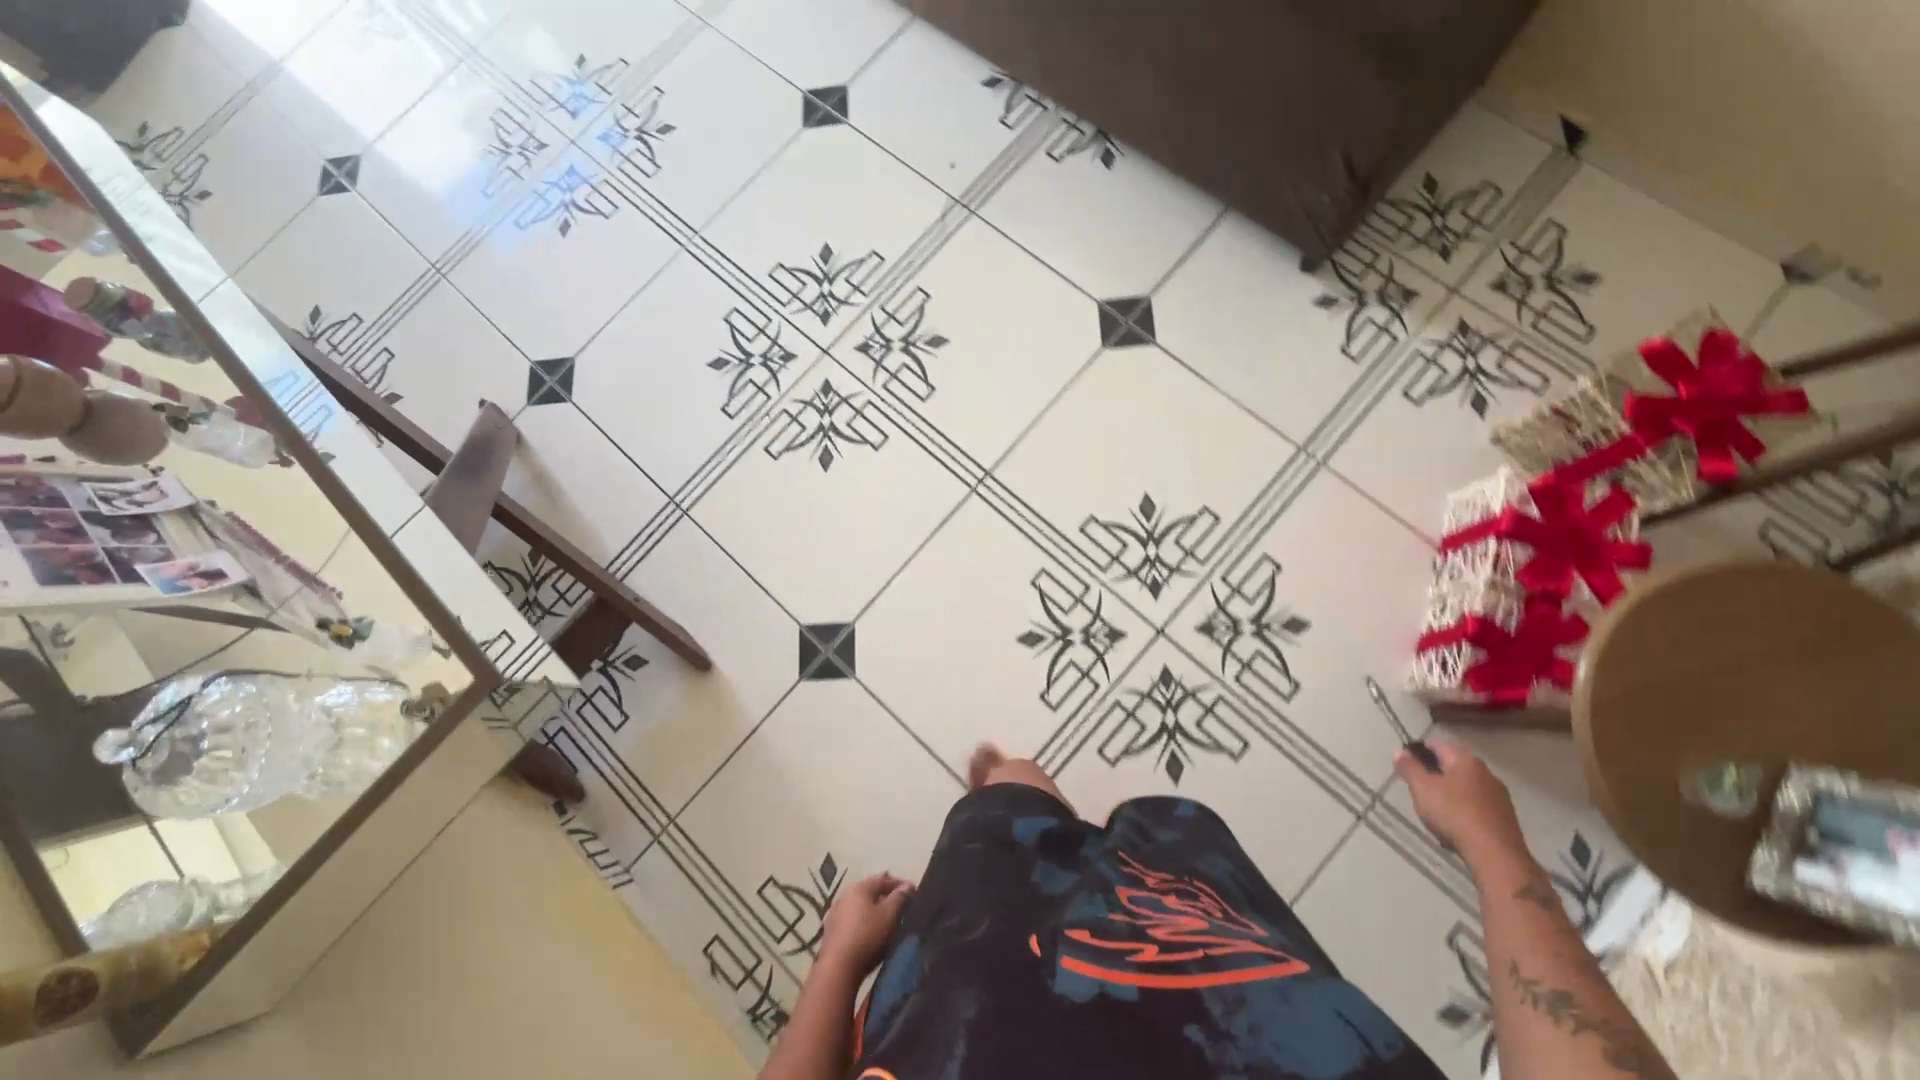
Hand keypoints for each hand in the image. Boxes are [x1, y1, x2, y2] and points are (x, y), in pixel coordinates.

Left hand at [819, 872, 913, 976]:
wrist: (838, 967)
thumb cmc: (868, 936)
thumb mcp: (890, 915)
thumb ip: (900, 898)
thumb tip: (907, 886)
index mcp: (859, 887)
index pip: (883, 879)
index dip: (900, 884)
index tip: (914, 892)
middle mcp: (844, 895)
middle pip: (870, 891)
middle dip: (887, 896)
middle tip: (902, 905)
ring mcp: (835, 913)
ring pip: (860, 906)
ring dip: (874, 910)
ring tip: (888, 920)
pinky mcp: (831, 931)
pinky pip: (853, 920)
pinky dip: (864, 921)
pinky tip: (871, 932)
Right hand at [1395, 741, 1529, 868]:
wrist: (1495, 853)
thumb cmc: (1454, 814)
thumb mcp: (1422, 788)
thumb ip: (1409, 768)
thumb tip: (1399, 750)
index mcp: (1465, 760)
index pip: (1438, 745)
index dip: (1419, 751)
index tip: (1406, 765)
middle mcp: (1486, 772)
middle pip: (1454, 766)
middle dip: (1435, 775)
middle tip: (1418, 790)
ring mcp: (1499, 795)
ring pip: (1466, 787)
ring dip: (1450, 793)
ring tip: (1435, 811)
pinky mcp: (1505, 816)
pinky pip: (1477, 806)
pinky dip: (1464, 810)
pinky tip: (1455, 827)